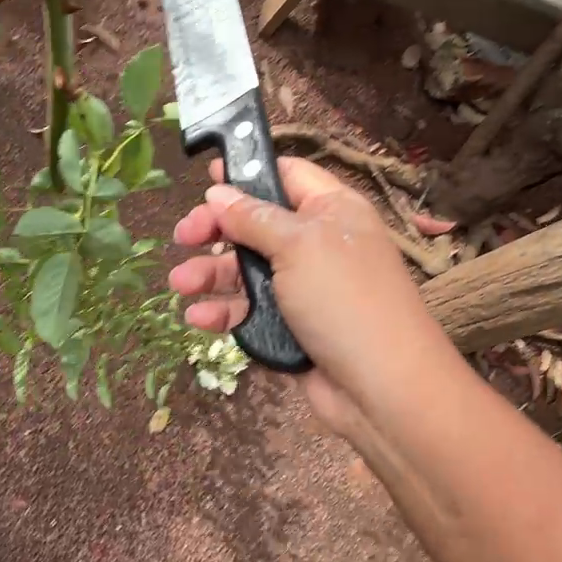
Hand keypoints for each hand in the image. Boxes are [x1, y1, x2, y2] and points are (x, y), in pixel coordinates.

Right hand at [169, 156, 458, 434]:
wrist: (381, 387)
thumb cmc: (345, 301)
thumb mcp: (299, 246)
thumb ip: (253, 218)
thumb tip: (218, 192)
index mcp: (331, 210)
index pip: (287, 176)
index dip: (248, 173)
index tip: (207, 180)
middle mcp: (316, 244)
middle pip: (255, 225)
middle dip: (217, 230)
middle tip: (182, 236)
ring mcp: (302, 289)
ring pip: (245, 271)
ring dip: (210, 275)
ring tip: (181, 284)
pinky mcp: (289, 328)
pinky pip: (248, 311)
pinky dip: (223, 312)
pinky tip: (199, 318)